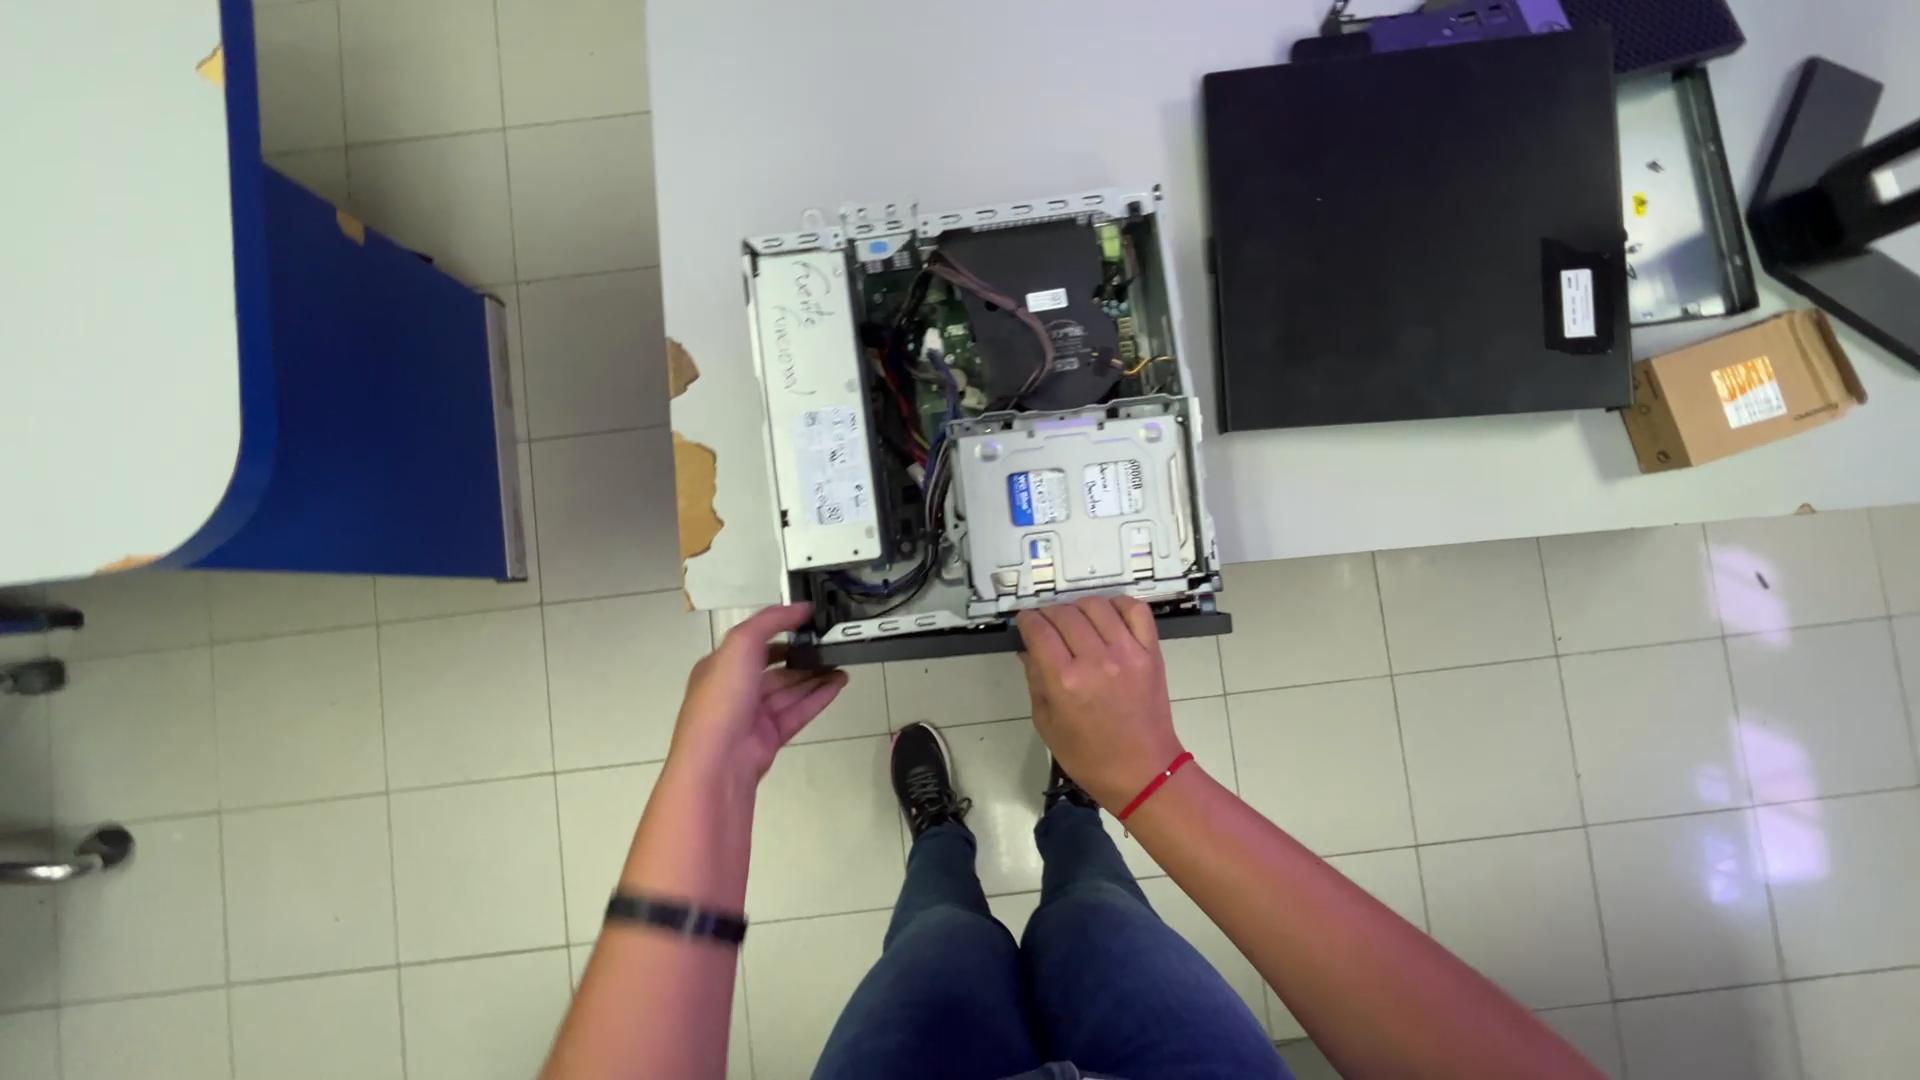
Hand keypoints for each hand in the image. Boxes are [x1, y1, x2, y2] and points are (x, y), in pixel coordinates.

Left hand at [669, 604, 846, 788]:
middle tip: (833, 644)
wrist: (716, 764)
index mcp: (720, 666)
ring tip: (843, 663)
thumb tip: (802, 607)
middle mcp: (735, 690)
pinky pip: (798, 712)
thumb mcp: (740, 644)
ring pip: (789, 690)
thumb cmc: (723, 698)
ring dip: (815, 676)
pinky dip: (818, 697)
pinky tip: (839, 685)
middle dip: (802, 656)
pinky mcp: (770, 738)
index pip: (753, 642)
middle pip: (775, 668)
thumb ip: (770, 621)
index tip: (811, 621)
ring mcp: (752, 716)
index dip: (781, 630)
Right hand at [1016, 597, 1183, 809]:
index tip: (1025, 622)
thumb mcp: (1046, 723)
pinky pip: (1135, 610)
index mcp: (1065, 682)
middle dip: (1048, 614)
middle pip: (1064, 614)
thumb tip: (1028, 647)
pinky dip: (1118, 605)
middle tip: (1047, 625)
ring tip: (1076, 621)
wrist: (1143, 772)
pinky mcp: (1151, 652)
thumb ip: (1035, 679)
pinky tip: (1108, 616)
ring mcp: (1127, 653)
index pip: (1039, 630)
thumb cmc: (1088, 756)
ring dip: (1078, 607)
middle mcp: (1096, 661)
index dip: (1027, 621)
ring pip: (1096, 606)